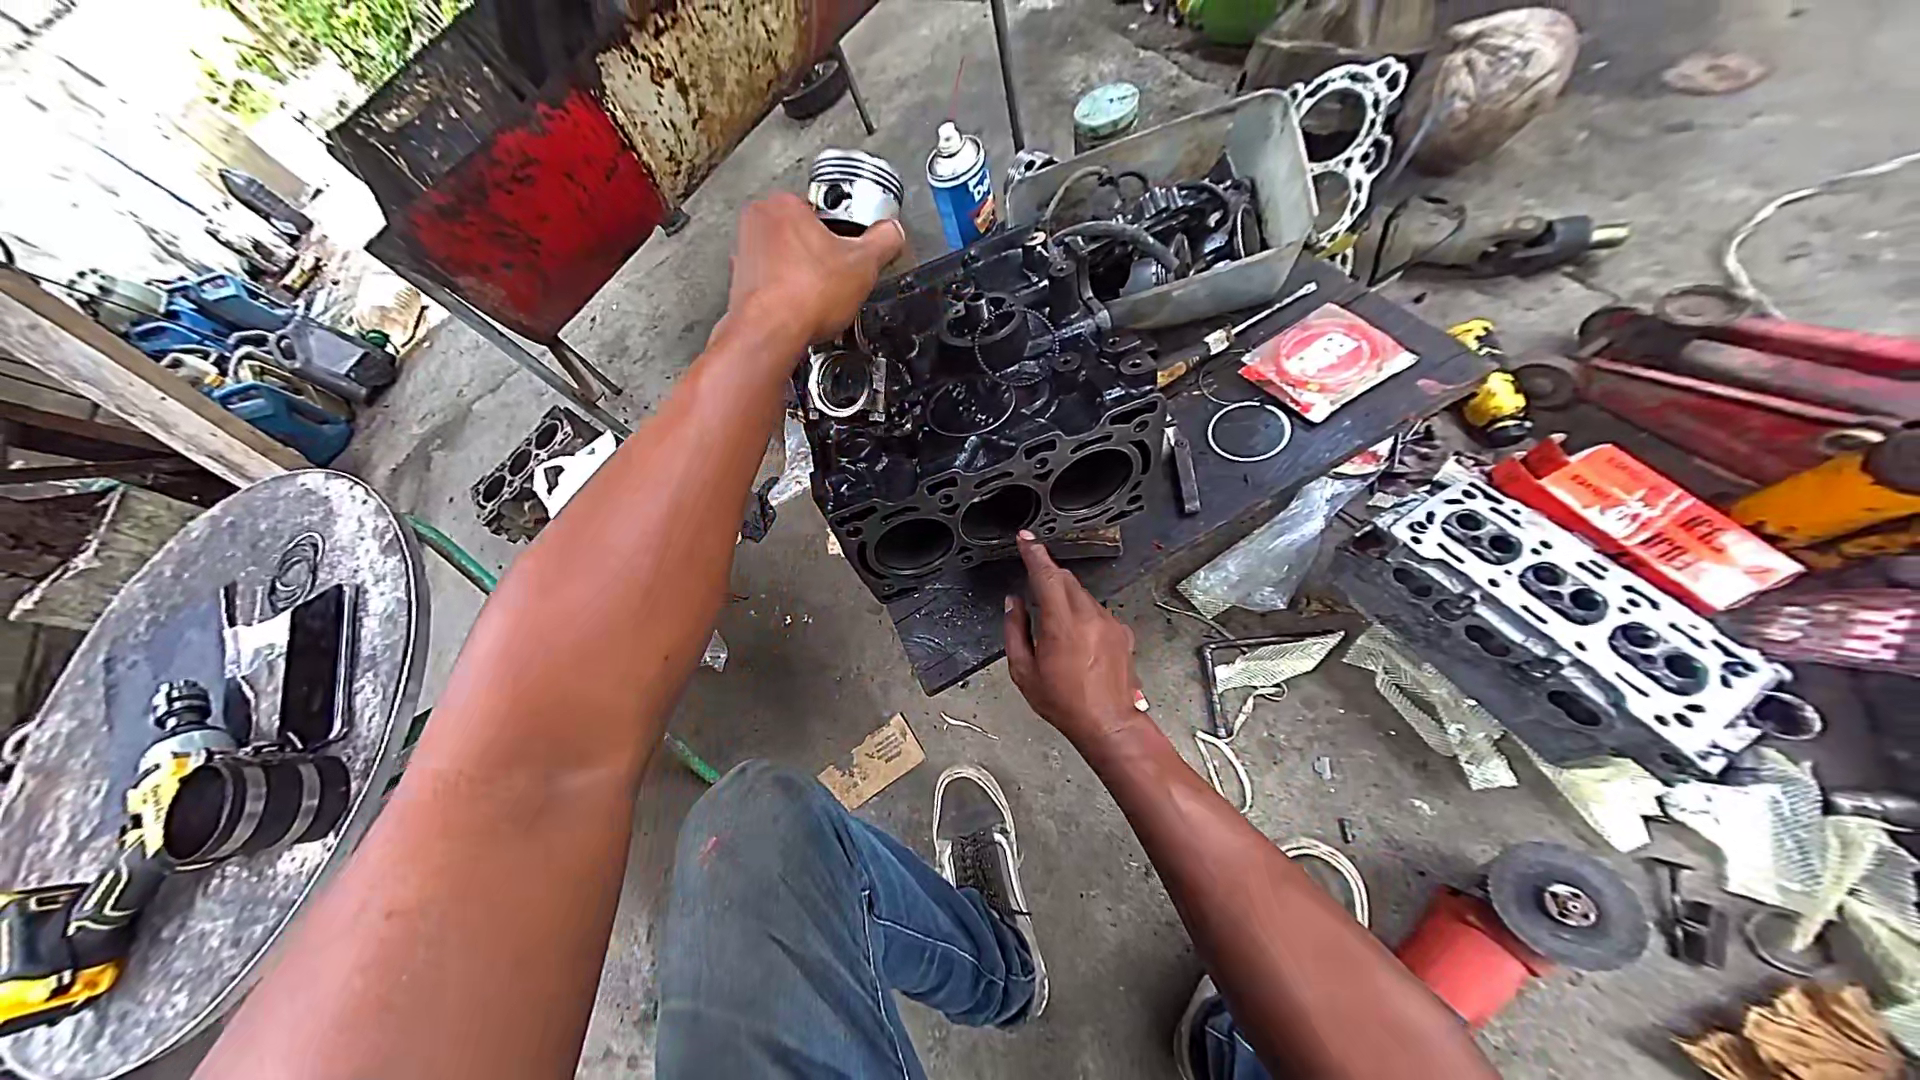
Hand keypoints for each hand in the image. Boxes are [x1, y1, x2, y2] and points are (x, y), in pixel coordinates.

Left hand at [725, 193, 903, 344]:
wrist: (770, 333)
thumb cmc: (804, 296)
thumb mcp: (864, 264)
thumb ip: (883, 241)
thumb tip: (892, 233)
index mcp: (785, 205)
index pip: (823, 209)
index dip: (843, 234)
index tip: (850, 252)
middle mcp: (759, 222)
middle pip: (803, 233)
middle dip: (822, 254)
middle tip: (836, 276)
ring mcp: (745, 252)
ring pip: (787, 257)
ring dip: (804, 273)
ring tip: (818, 294)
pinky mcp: (741, 281)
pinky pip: (772, 281)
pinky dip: (786, 292)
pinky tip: (800, 306)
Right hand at [1004, 531, 1146, 746]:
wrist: (1109, 723)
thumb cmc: (1066, 703)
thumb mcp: (1024, 671)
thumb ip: (1014, 630)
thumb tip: (1013, 604)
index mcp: (1061, 623)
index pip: (1046, 574)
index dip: (1033, 552)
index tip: (1025, 538)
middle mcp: (1089, 616)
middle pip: (1065, 578)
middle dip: (1048, 574)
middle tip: (1033, 582)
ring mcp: (1109, 622)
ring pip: (1082, 593)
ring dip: (1065, 596)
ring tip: (1054, 625)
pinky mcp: (1121, 631)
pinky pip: (1097, 609)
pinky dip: (1082, 612)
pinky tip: (1076, 637)